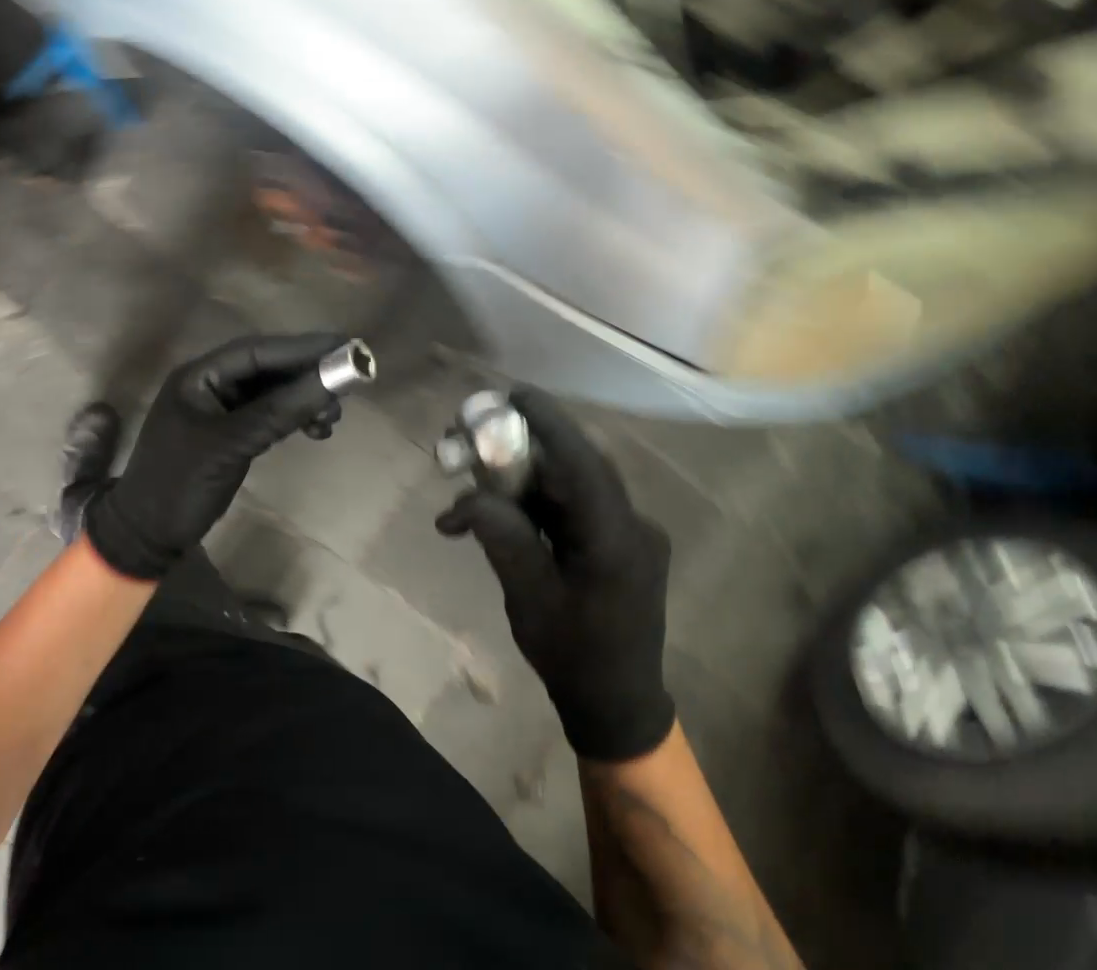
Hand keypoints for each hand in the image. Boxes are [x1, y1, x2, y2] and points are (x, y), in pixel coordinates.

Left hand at [84, 334, 346, 578]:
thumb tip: (333, 379)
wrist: (148, 534)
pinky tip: (316, 429)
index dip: (301, 349)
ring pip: (271, 393)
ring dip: (303, 400)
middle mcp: (208, 386)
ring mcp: (219, 411)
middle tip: (349, 383)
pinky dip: (293, 419)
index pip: (255, 351)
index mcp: (197, 377)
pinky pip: (268, 416)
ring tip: (333, 416)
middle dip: (307, 375)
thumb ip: (279, 412)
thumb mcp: (230, 445)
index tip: (345, 347)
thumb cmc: (180, 483)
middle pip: (266, 369)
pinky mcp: (230, 435)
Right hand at [435, 389, 673, 761]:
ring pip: (570, 488)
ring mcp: (626, 536)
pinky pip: (572, 510)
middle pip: (573, 468)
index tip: (511, 396)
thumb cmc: (572, 653)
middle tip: (469, 440)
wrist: (615, 701)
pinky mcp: (615, 547)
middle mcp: (630, 526)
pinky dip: (534, 503)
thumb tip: (466, 500)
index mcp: (616, 538)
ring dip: (522, 478)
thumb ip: (503, 540)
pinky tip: (497, 511)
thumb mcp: (529, 599)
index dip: (549, 423)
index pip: (583, 463)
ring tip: (470, 477)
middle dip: (521, 447)